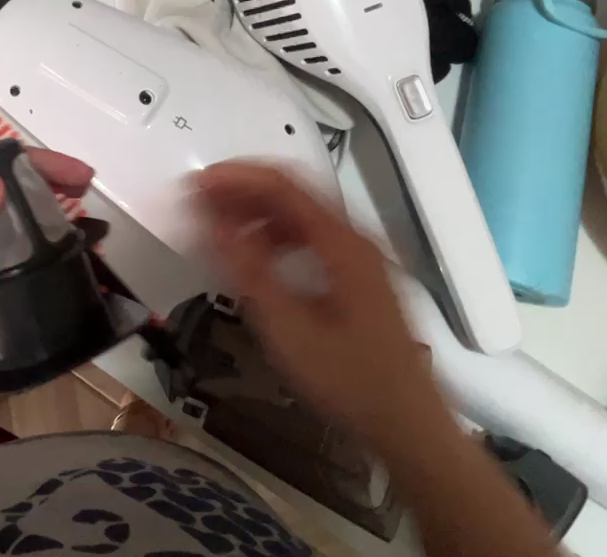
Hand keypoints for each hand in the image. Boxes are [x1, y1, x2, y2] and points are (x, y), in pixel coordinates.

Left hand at [0, 149, 96, 419]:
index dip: (34, 162)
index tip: (77, 174)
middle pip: (4, 188)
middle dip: (47, 183)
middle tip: (87, 193)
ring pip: (10, 220)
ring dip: (45, 215)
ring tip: (85, 225)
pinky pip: (10, 257)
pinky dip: (37, 252)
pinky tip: (59, 264)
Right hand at [192, 162, 447, 448]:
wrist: (408, 427)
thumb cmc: (349, 381)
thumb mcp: (288, 328)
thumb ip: (248, 270)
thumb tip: (213, 224)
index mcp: (342, 243)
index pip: (283, 186)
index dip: (236, 178)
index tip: (197, 183)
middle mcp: (353, 239)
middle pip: (292, 194)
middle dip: (241, 191)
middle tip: (198, 200)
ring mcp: (358, 257)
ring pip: (299, 214)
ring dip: (255, 212)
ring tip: (216, 224)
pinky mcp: (355, 277)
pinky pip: (308, 237)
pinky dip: (273, 234)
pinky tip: (251, 253)